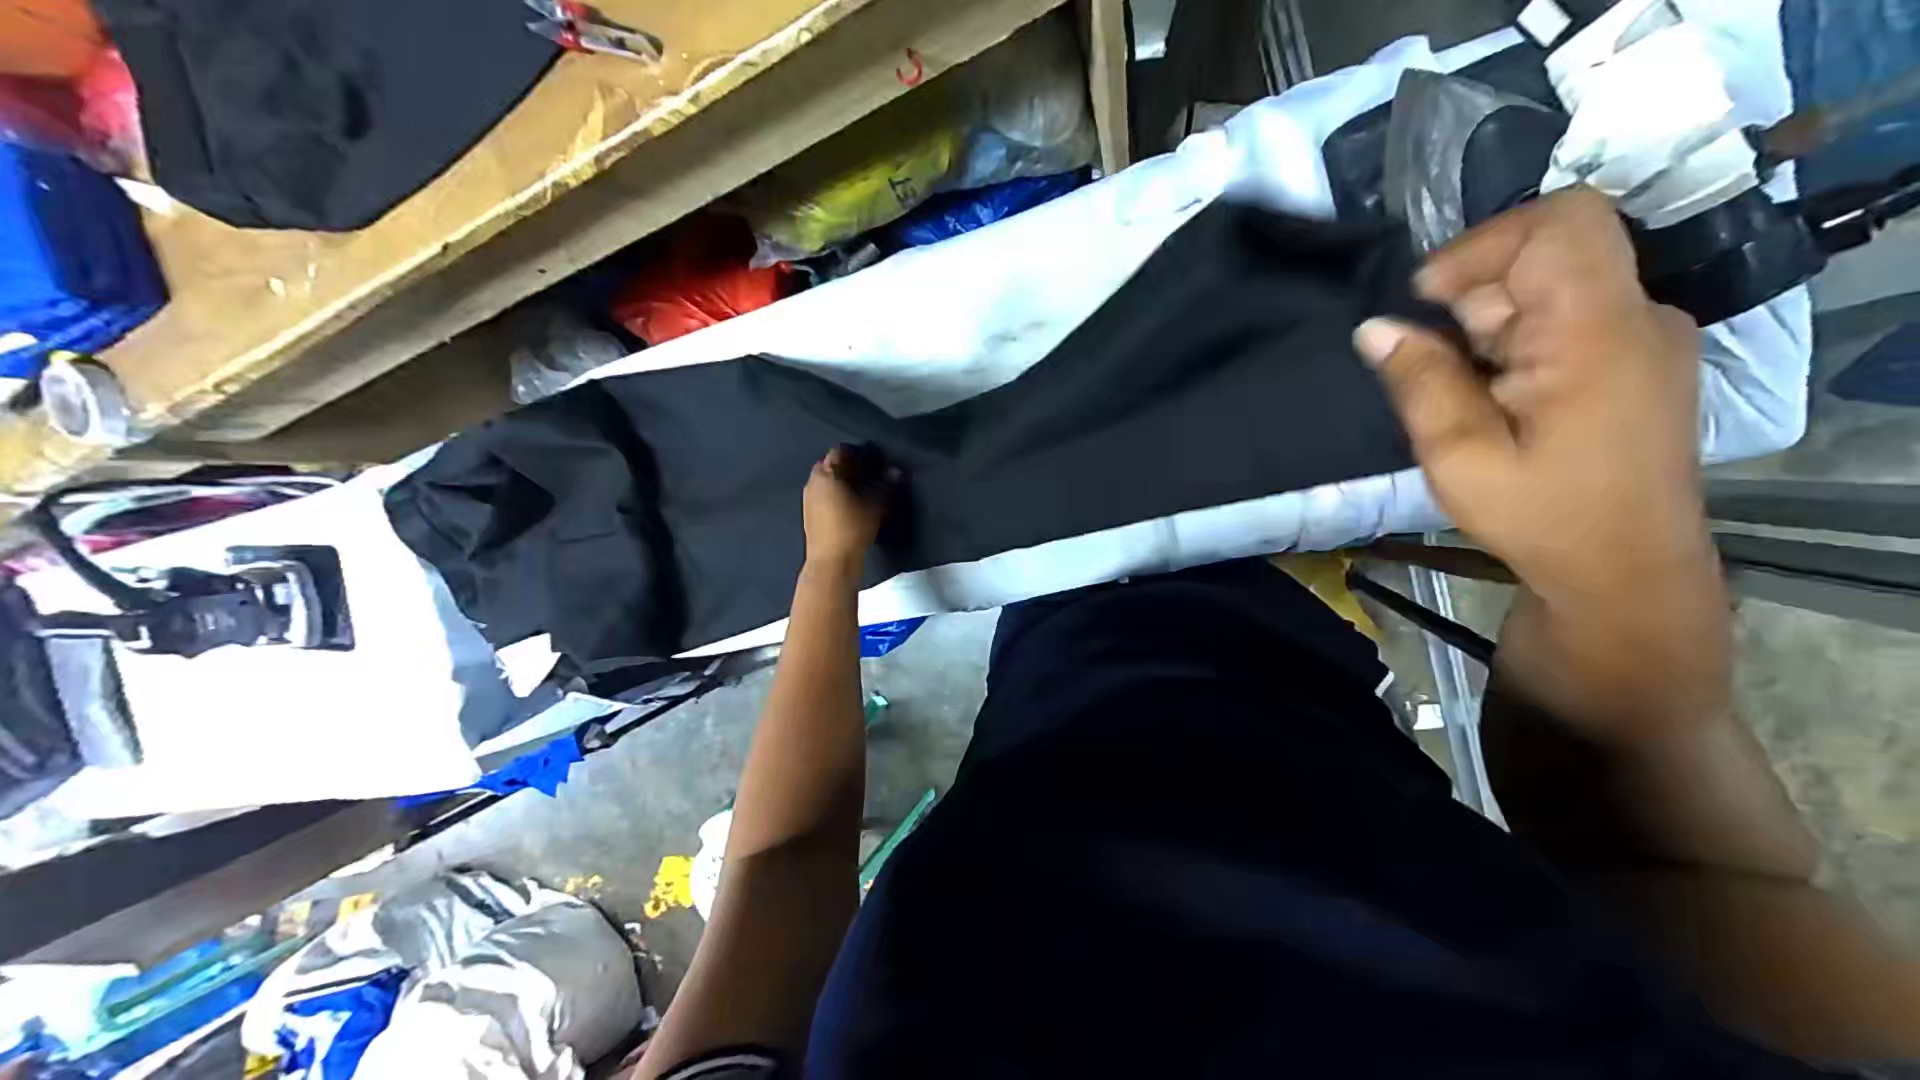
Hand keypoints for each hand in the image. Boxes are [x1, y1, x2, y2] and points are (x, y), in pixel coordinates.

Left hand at [802, 444, 893, 570]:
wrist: (832, 561)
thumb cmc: (854, 529)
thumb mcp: (876, 506)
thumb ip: (886, 486)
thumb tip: (896, 472)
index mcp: (828, 473)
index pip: (840, 451)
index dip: (856, 453)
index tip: (869, 460)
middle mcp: (814, 481)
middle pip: (829, 464)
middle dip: (845, 466)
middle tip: (863, 474)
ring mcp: (808, 497)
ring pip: (824, 479)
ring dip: (837, 480)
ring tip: (856, 490)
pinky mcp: (807, 512)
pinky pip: (820, 493)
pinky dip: (831, 493)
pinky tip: (845, 505)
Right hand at [1354, 187, 1712, 604]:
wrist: (1625, 570)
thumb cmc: (1541, 516)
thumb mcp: (1459, 456)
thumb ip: (1419, 382)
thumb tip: (1374, 327)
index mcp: (1597, 332)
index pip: (1559, 222)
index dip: (1481, 244)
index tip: (1425, 301)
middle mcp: (1635, 316)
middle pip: (1545, 256)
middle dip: (1471, 301)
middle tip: (1437, 371)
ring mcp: (1641, 336)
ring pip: (1548, 289)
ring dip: (1486, 328)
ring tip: (1463, 397)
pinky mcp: (1633, 358)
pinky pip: (1563, 319)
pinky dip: (1510, 343)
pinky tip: (1491, 399)